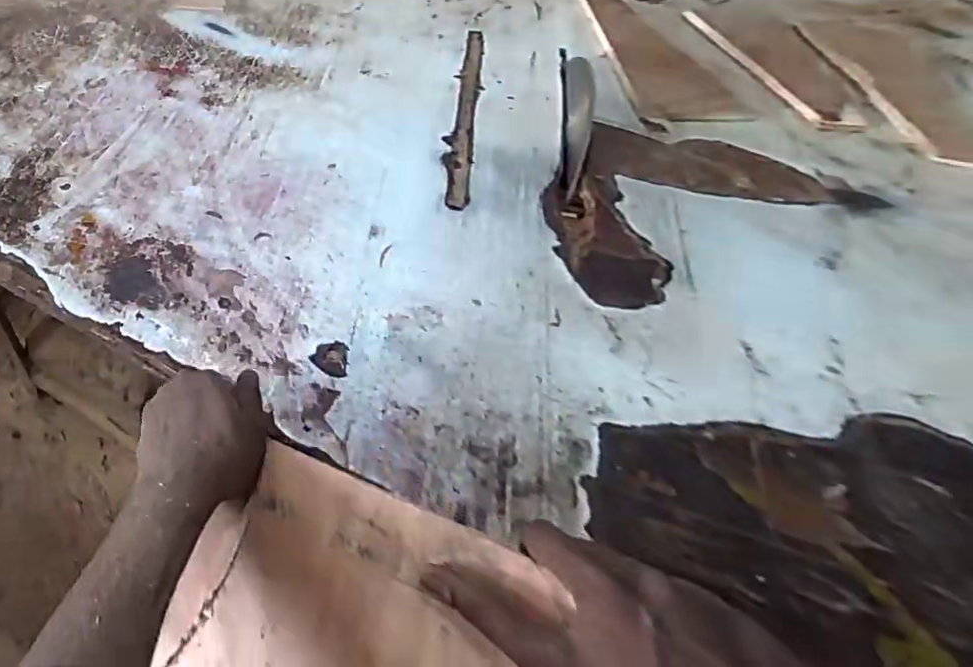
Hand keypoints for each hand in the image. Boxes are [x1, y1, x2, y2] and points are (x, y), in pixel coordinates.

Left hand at [134, 370, 268, 510]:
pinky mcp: (145, 417)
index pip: (224, 385)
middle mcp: (180, 381)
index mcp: (208, 378)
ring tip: (197, 446)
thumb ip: (250, 397)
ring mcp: (159, 398)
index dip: (232, 405)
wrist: (179, 486)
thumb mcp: (254, 431)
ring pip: (181, 403)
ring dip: (188, 416)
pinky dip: (172, 428)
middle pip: (200, 391)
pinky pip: (166, 418)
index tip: (236, 425)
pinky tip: (179, 449)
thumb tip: (248, 374)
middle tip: (218, 436)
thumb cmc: (224, 458)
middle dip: (208, 407)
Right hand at [424, 522, 804, 666]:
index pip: (544, 540)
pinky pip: (704, 605)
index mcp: (603, 590)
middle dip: (580, 573)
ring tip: (640, 636)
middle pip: (596, 553)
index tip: (528, 571)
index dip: (531, 552)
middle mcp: (651, 583)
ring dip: (632, 594)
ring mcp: (710, 606)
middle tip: (581, 613)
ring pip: (649, 577)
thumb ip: (497, 618)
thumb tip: (430, 569)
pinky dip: (686, 617)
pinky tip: (696, 652)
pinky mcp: (762, 634)